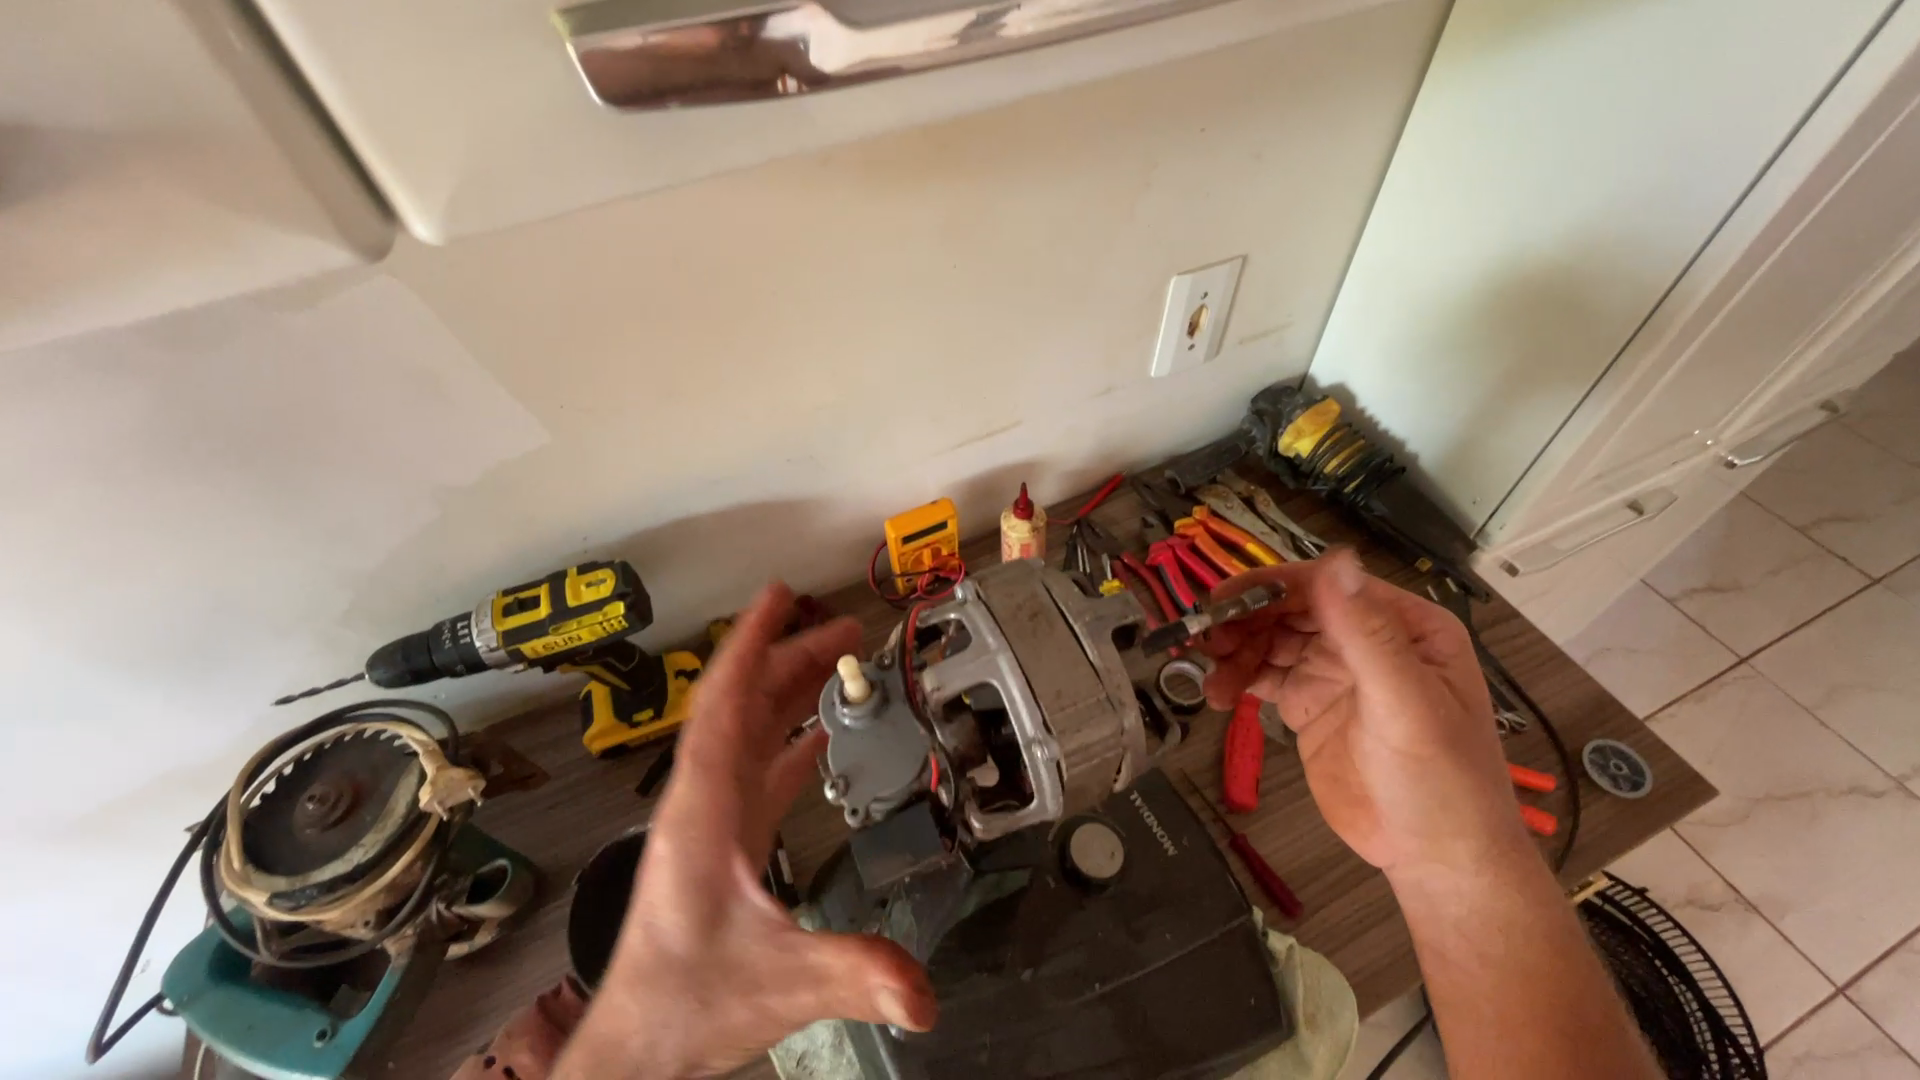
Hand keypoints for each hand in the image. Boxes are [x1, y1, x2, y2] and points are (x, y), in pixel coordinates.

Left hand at [554, 583, 935, 1079]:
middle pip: (746, 706)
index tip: (776, 597)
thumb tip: (920, 987)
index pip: (725, 703)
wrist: (643, 1042)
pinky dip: (791, 742)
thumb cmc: (683, 1004)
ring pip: (752, 732)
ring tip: (837, 665)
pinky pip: (761, 770)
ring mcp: (714, 818)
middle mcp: (705, 801)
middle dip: (791, 659)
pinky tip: (818, 737)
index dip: (751, 644)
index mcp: (704, 810)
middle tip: (840, 630)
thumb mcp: (777, 983)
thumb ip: (852, 974)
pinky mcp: (727, 840)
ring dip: (792, 693)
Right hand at [1198, 551, 1528, 879]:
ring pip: (1270, 642)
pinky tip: (1217, 694)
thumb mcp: (1406, 704)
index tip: (1222, 601)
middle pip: (1290, 611)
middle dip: (1245, 621)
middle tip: (1206, 641)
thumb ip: (1367, 634)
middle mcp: (1364, 639)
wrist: (1434, 859)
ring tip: (1212, 679)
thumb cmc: (1440, 780)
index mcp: (1402, 625)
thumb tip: (1336, 557)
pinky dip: (1236, 680)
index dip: (1272, 588)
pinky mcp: (1307, 704)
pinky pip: (1263, 677)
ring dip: (1235, 652)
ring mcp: (1333, 672)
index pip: (1327, 587)